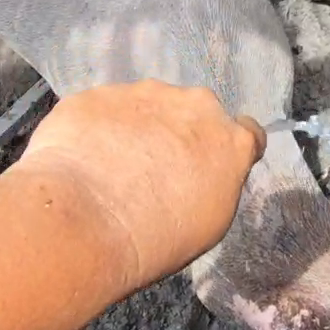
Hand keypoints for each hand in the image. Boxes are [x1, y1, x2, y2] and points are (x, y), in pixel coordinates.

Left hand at [17, 80, 266, 288]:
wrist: (85, 222)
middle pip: (194, 112)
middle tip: (154, 169)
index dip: (226, 148)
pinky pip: (104, 108)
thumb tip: (205, 169)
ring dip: (138, 126)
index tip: (208, 165)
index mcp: (231, 139)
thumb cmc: (159, 236)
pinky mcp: (99, 94)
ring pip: (147, 104)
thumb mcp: (211, 220)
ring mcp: (144, 93)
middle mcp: (195, 104)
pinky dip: (97, 127)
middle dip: (180, 132)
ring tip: (111, 166)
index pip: (247, 132)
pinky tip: (82, 158)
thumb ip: (218, 180)